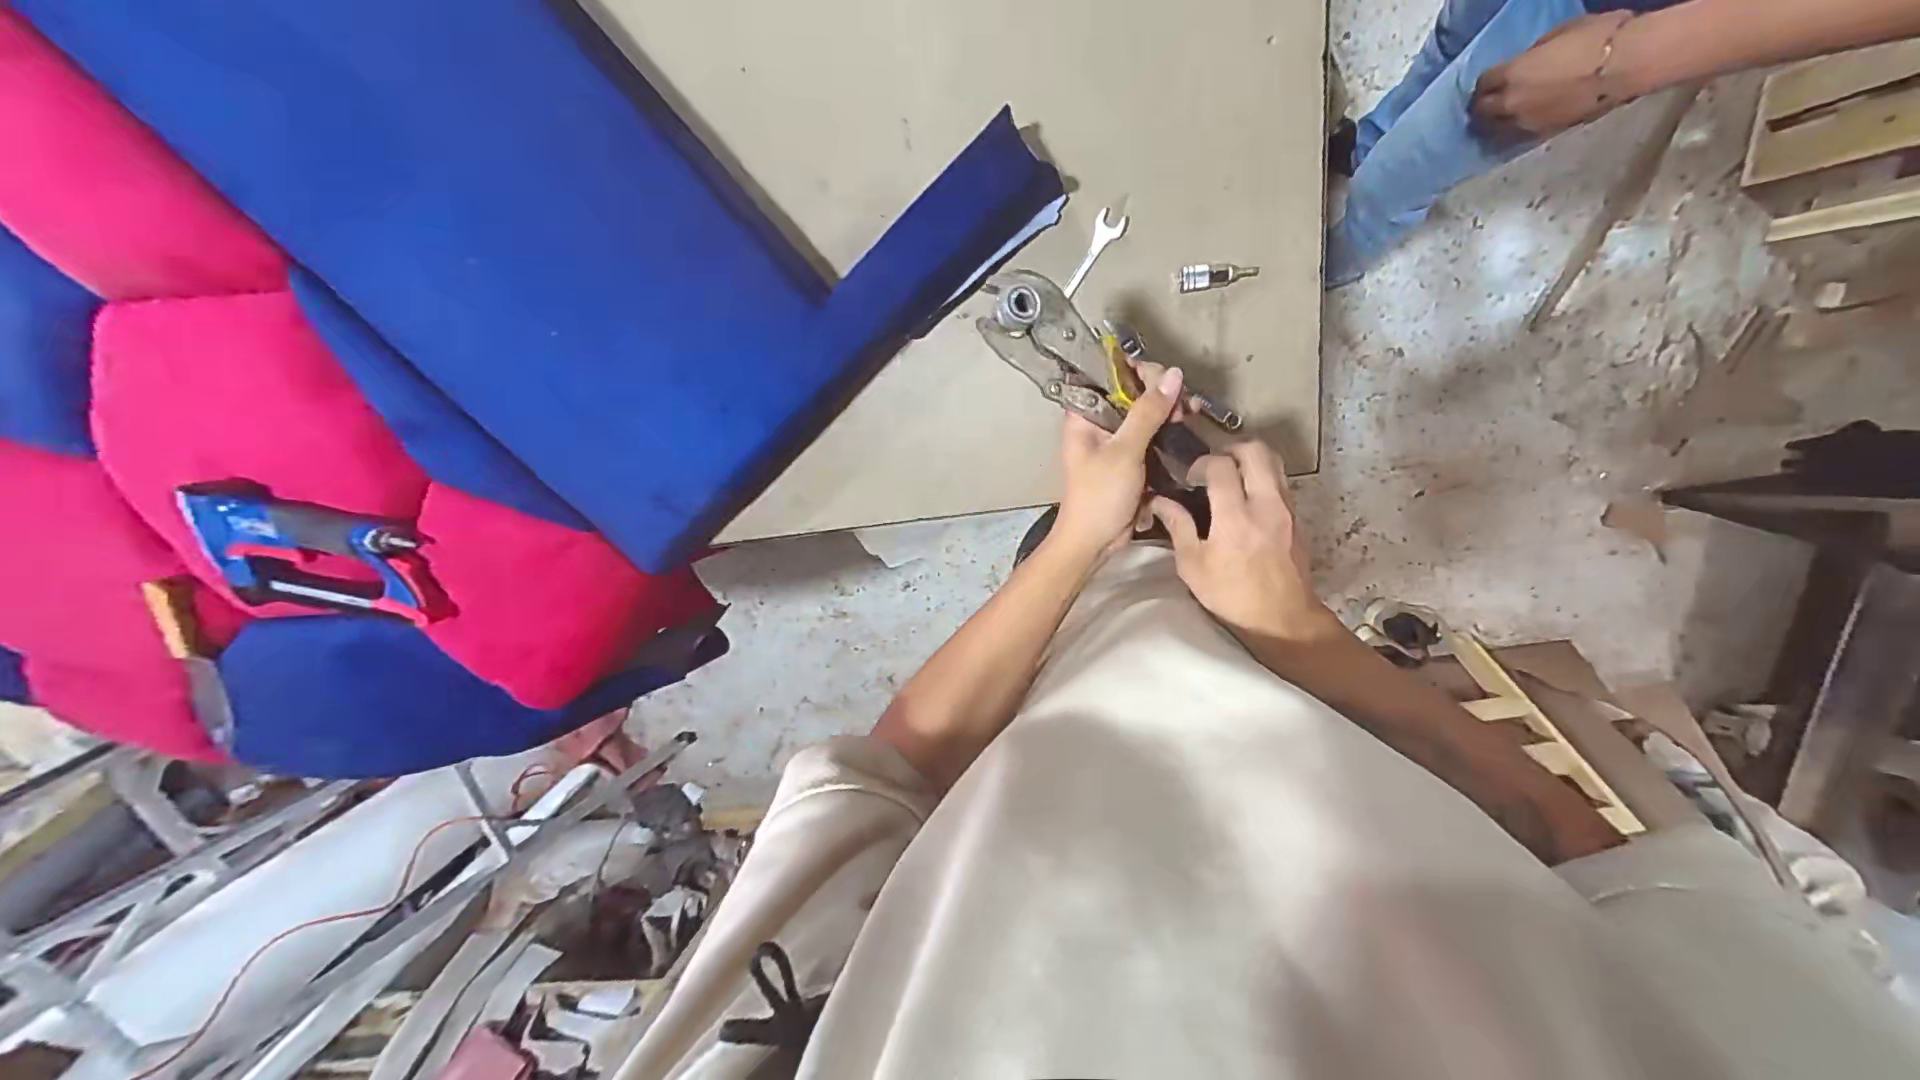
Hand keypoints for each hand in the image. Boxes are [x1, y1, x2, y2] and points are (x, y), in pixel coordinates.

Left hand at [1053, 366, 1184, 556]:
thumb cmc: (1099, 496)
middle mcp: (1097, 423)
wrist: (1094, 541)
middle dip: (1159, 391)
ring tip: (1189, 413)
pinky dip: (1167, 430)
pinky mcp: (1131, 458)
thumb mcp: (1124, 452)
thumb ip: (1147, 413)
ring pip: (1144, 413)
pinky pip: (1151, 435)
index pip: (1107, 376)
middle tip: (1182, 402)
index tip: (1162, 377)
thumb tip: (1173, 375)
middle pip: (1131, 392)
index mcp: (1084, 416)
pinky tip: (1187, 425)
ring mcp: (1114, 441)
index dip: (1135, 370)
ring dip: (1167, 410)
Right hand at [1149, 442, 1327, 640]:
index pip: (1221, 466)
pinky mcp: (1298, 517)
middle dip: (1230, 450)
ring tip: (1230, 479)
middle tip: (1213, 466)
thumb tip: (1160, 501)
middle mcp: (1266, 505)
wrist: (1282, 619)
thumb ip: (1178, 526)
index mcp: (1235, 517)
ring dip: (1249, 461)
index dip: (1201, 463)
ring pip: (1274, 461)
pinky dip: (1262, 479)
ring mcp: (1287, 509)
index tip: (1190, 478)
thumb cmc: (1231, 596)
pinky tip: (1246, 500)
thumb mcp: (1192, 566)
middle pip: (1255, 450)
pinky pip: (1281, 482)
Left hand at [1472, 13, 1639, 140]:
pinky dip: (1515, 129)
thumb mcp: (1562, 32)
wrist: (1628, 64)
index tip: (1492, 80)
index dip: (1486, 82)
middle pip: (1482, 110)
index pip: (1483, 83)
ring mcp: (1522, 122)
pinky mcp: (1540, 134)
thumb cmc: (1600, 37)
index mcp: (1510, 75)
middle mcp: (1508, 103)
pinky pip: (1517, 134)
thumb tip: (1526, 62)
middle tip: (1491, 100)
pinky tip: (1523, 122)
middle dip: (1483, 105)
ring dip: (1496, 122)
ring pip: (1495, 128)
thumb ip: (1534, 52)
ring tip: (1503, 116)